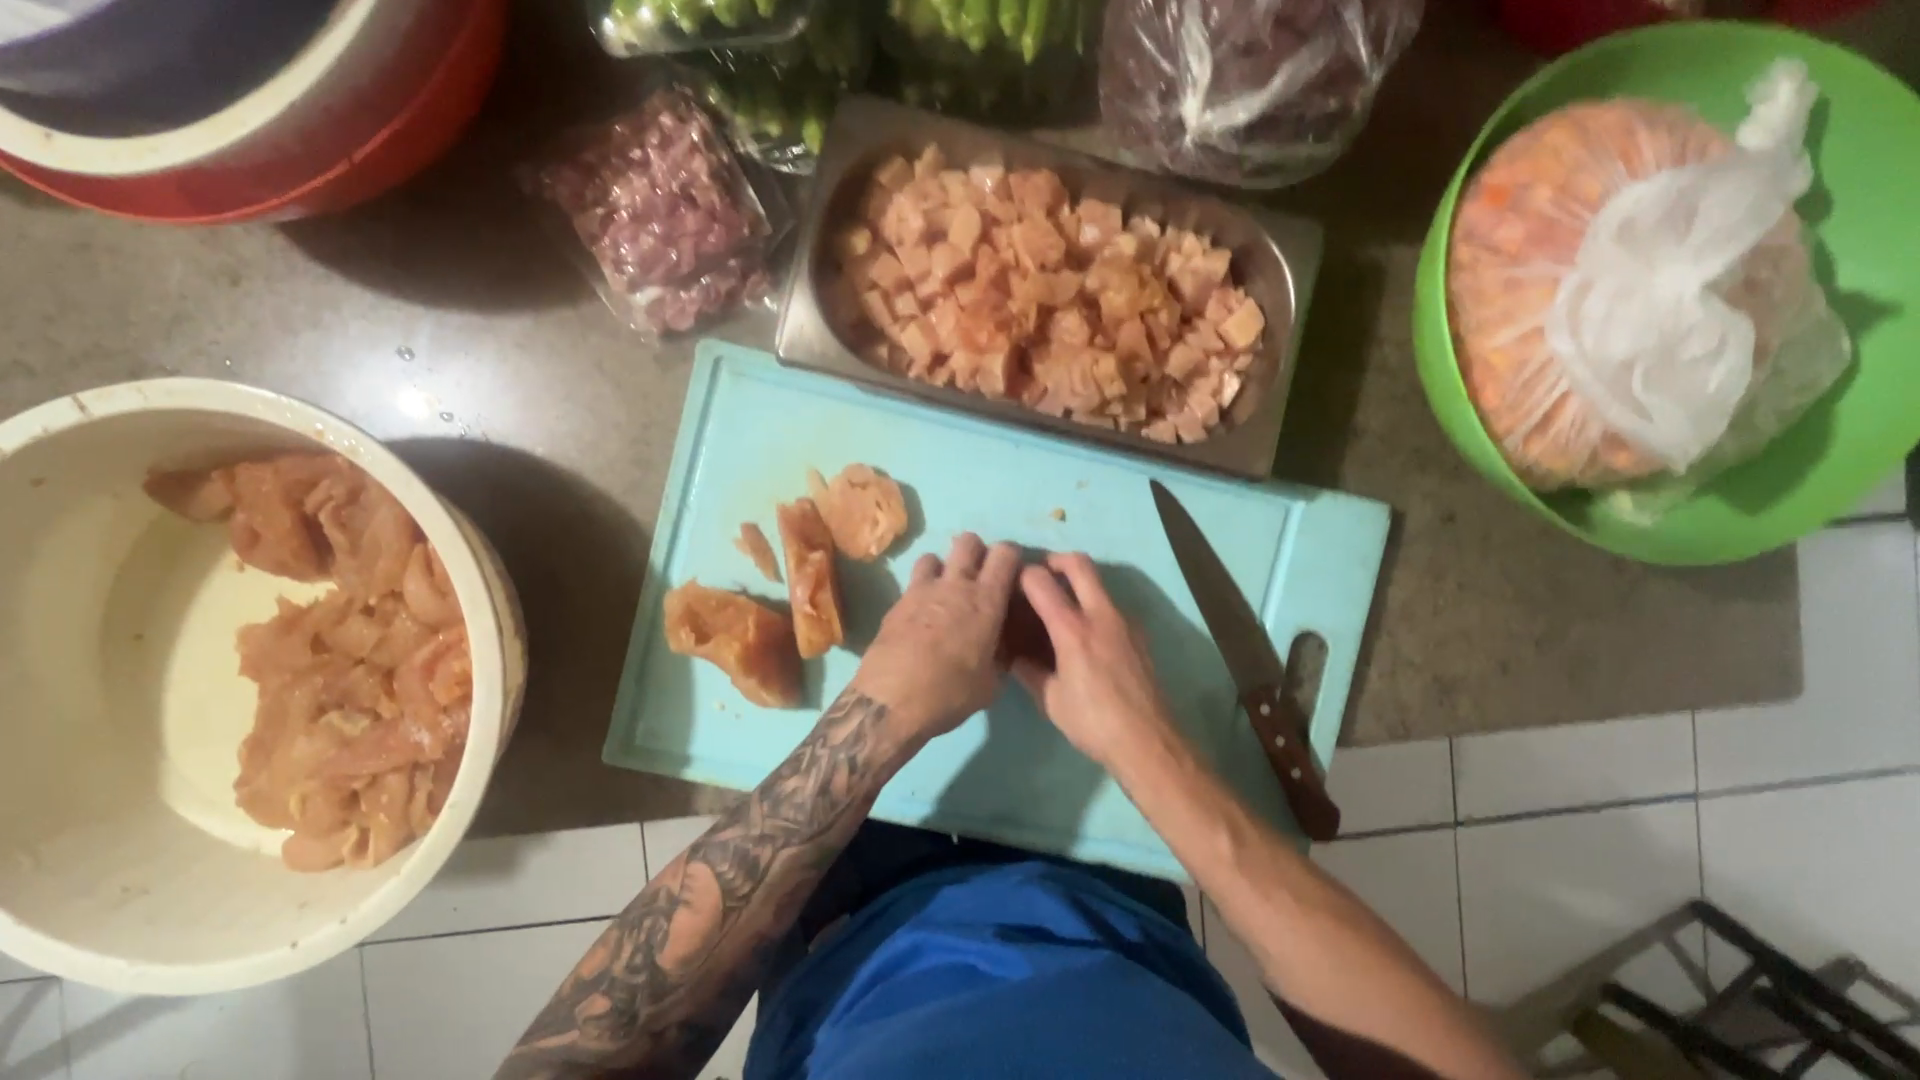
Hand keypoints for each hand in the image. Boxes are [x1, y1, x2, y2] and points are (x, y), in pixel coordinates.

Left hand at [850, 533, 1020, 742]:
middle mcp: (955, 585)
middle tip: (979, 576)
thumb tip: (1000, 645)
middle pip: (968, 541)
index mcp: (986, 601)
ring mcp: (921, 590)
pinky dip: (922, 589)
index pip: (1005, 553)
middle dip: (976, 551)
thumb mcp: (991, 683)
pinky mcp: (896, 602)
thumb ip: (1000, 655)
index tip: (1012, 573)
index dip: (1011, 556)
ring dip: (943, 567)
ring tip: (945, 591)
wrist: (892, 701)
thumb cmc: (950, 694)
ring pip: (935, 555)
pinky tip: (922, 614)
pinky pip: (913, 581)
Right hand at [1013, 553, 1185, 772]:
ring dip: (1078, 583)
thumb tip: (1013, 656)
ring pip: (1100, 584)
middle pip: (1079, 563)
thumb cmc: (1092, 722)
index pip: (1040, 581)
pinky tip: (1085, 636)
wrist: (1148, 741)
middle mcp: (1101, 615)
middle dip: (1056, 560)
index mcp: (1072, 629)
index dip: (1022, 576)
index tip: (1011, 585)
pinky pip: (1112, 607)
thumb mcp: (1050, 700)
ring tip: (1060, 608)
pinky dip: (1094, 607)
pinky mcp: (1140, 635)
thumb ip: (1029, 671)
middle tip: (1041, 574)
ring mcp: (1125, 622)